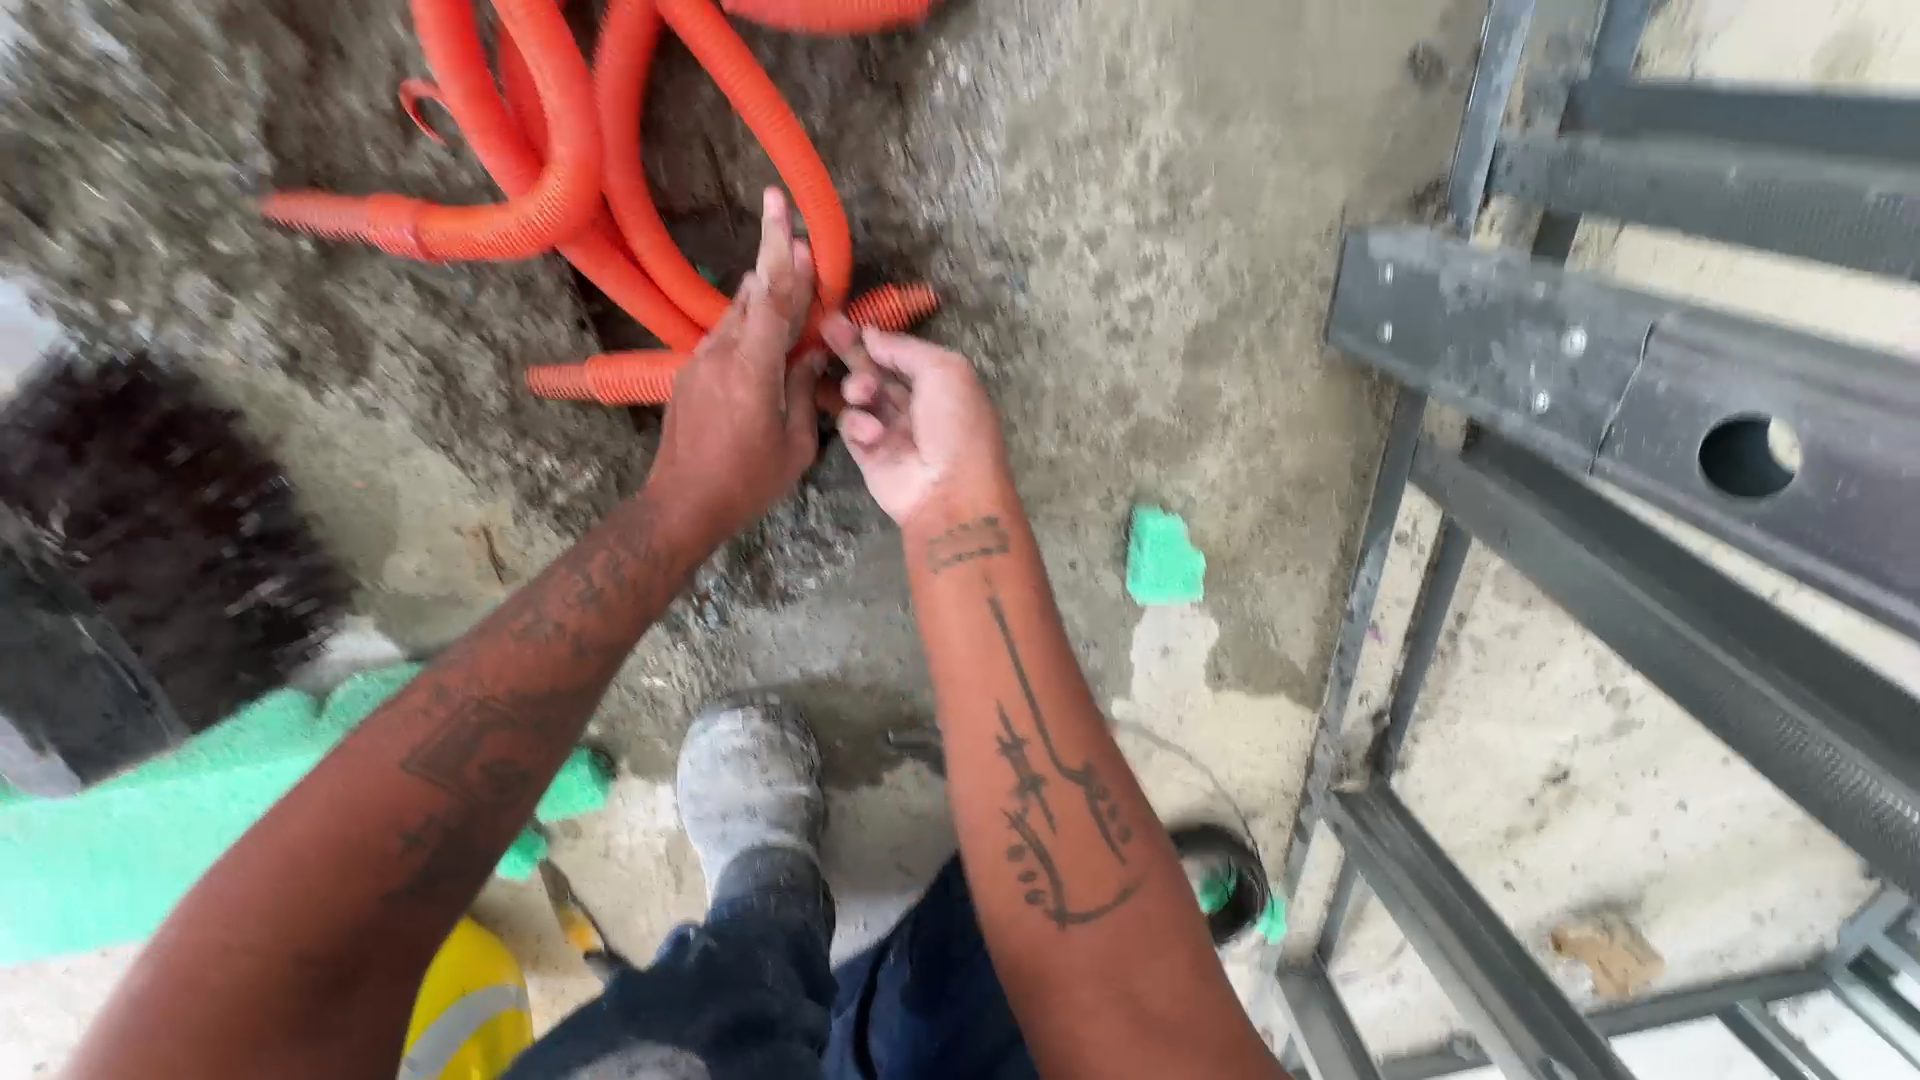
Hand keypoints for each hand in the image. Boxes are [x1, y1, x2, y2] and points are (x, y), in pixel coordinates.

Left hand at [646, 188, 826, 542]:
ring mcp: (701, 363)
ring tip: (777, 258)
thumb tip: (813, 359)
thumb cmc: (747, 482)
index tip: (797, 228)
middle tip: (777, 204)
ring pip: (735, 313)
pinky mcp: (690, 376)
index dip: (789, 264)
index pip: (774, 304)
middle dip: (770, 250)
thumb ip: (804, 395)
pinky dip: (746, 318)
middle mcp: (722, 355)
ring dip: (759, 285)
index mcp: (752, 370)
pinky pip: (724, 336)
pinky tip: (757, 317)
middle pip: (752, 294)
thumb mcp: (794, 447)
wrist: (681, 504)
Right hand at [823, 316, 1010, 528]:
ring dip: (857, 386)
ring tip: (864, 392)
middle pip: (875, 370)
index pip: (901, 354)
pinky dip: (857, 424)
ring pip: (859, 396)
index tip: (849, 319)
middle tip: (826, 328)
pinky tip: (872, 432)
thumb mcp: (944, 370)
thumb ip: (905, 348)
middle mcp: (914, 405)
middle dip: (852, 349)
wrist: (951, 490)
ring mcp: (890, 430)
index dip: (876, 337)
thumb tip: (871, 335)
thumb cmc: (957, 424)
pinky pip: (851, 427)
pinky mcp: (868, 454)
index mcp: (940, 383)